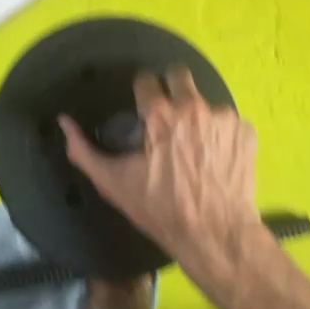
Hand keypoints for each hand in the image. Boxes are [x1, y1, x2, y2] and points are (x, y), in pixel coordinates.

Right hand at [61, 67, 265, 284]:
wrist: (216, 233)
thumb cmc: (160, 209)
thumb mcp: (114, 184)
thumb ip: (83, 150)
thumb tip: (64, 122)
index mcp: (161, 114)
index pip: (146, 79)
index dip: (142, 94)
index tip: (143, 112)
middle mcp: (194, 107)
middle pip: (179, 75)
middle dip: (170, 90)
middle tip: (167, 118)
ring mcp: (224, 117)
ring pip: (204, 101)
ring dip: (196, 117)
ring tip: (193, 147)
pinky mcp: (245, 131)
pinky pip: (227, 122)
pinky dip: (219, 134)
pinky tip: (214, 158)